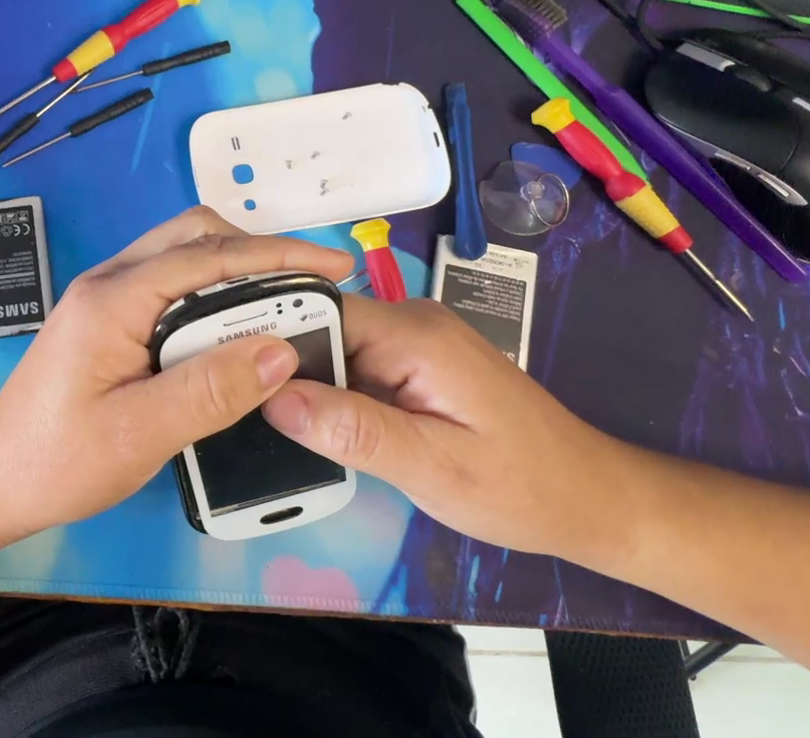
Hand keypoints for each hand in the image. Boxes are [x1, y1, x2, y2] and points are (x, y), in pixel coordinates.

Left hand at [0, 207, 354, 536]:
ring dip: (233, 269)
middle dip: (256, 249)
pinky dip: (209, 293)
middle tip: (308, 286)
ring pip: (178, 256)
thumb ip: (209, 390)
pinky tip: (231, 329)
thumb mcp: (140, 433)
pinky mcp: (104, 320)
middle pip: (191, 236)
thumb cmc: (59, 460)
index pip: (207, 254)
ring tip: (282, 304)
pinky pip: (166, 285)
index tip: (333, 267)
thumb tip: (280, 351)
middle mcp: (107, 283)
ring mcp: (103, 298)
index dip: (276, 254)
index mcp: (114, 299)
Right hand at [261, 297, 636, 559]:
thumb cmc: (521, 487)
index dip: (265, 334)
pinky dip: (323, 388)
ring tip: (250, 408)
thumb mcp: (435, 468)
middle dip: (273, 357)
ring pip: (327, 343)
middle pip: (315, 322)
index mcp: (413, 334)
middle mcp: (408, 322)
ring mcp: (409, 341)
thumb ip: (355, 430)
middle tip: (225, 397)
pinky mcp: (410, 363)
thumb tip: (273, 396)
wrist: (590, 499)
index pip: (315, 310)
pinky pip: (349, 362)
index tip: (219, 367)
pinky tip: (298, 416)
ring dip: (296, 376)